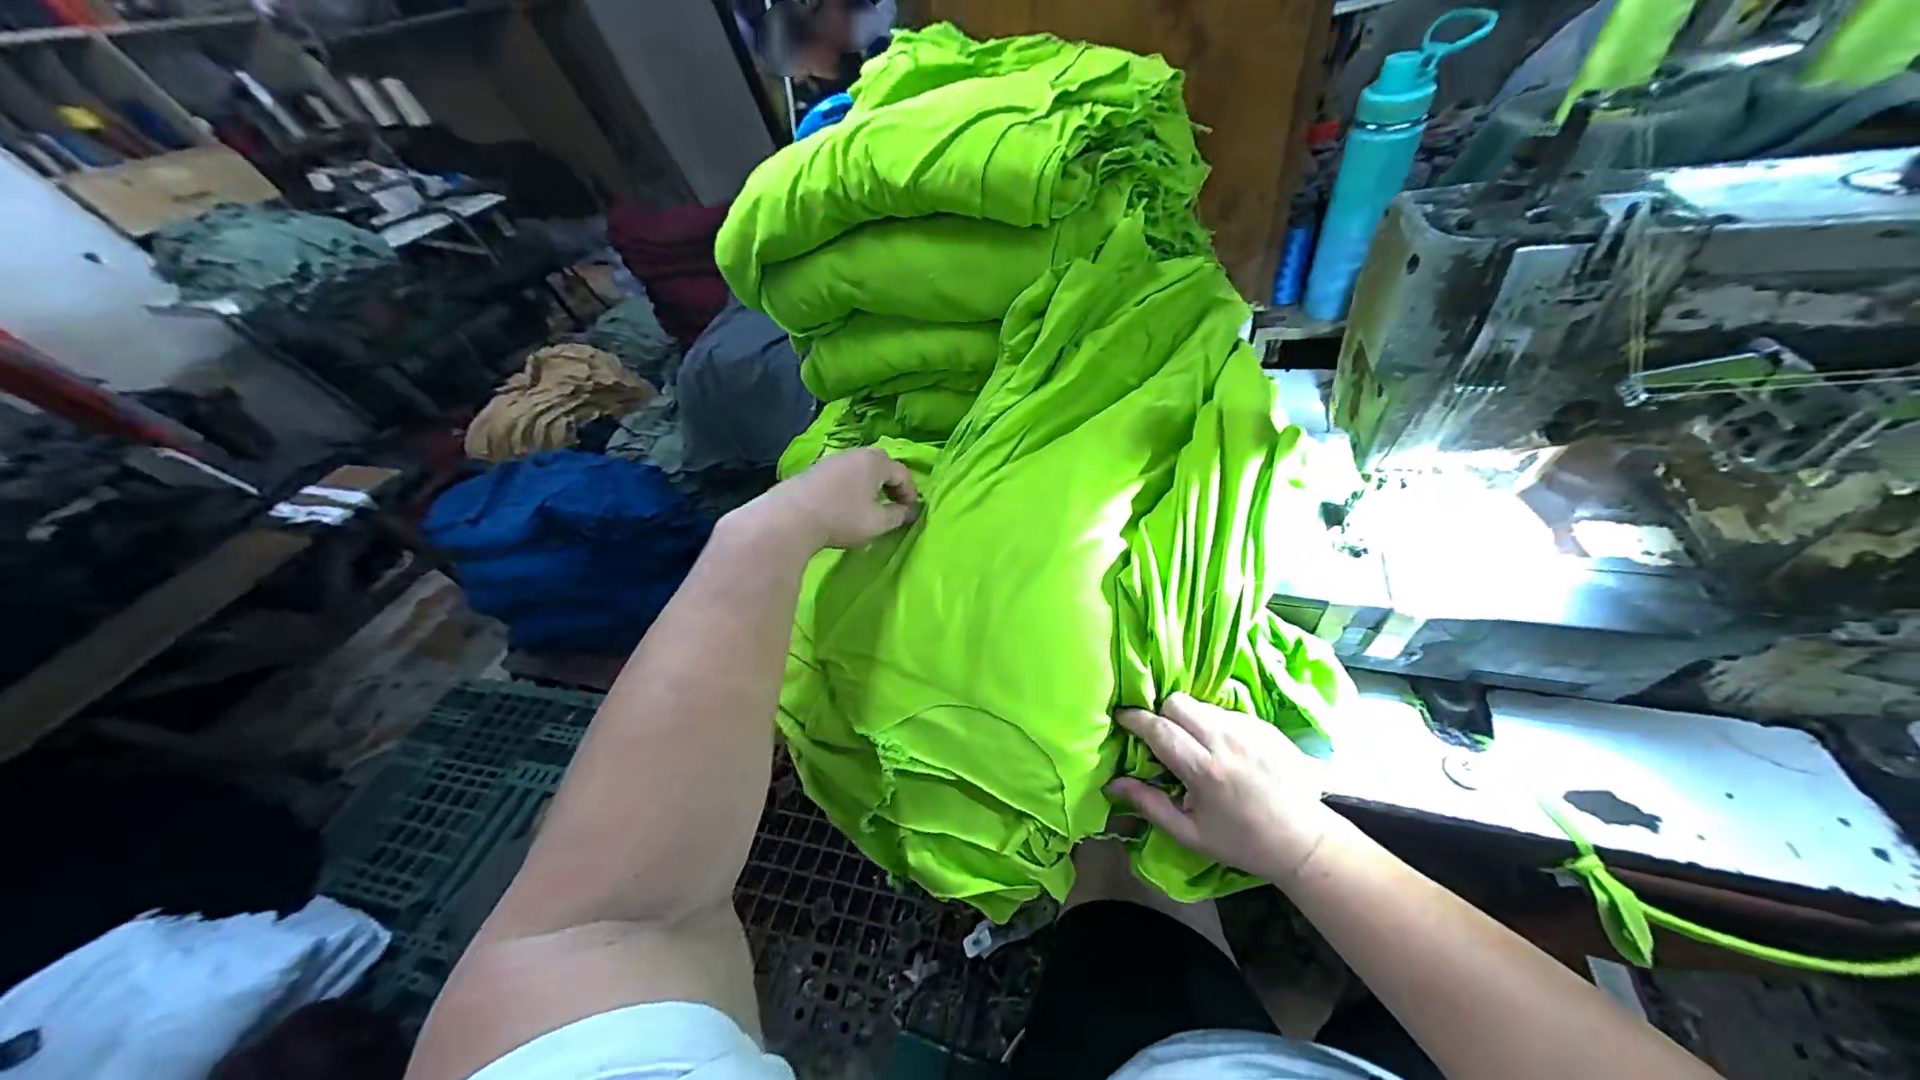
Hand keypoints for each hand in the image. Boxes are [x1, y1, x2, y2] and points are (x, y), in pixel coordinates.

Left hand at [733, 447, 918, 551]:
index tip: (910, 513)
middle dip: (891, 485)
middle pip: (881, 465)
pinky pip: (843, 475)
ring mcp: (832, 460)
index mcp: (875, 462)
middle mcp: (855, 453)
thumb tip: (910, 512)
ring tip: (870, 507)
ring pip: (860, 469)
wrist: (790, 518)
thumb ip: (899, 515)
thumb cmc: (841, 518)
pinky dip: (852, 486)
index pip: (902, 473)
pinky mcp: (814, 470)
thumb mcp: (877, 522)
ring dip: (870, 485)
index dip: (911, 493)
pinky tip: (845, 504)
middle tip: (893, 505)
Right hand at [1107, 693, 1344, 888]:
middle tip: (1162, 737)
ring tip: (1195, 746)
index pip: (1159, 729)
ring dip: (1188, 719)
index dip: (1135, 719)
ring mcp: (1249, 730)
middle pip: (1177, 702)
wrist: (1306, 842)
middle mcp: (1227, 742)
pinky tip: (1223, 750)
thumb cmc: (1243, 842)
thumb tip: (1112, 783)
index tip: (1121, 717)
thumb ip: (1149, 804)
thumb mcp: (1190, 834)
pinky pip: (1225, 712)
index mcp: (1205, 771)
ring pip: (1201, 705)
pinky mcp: (1265, 726)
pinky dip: (1214, 724)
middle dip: (1162, 714)